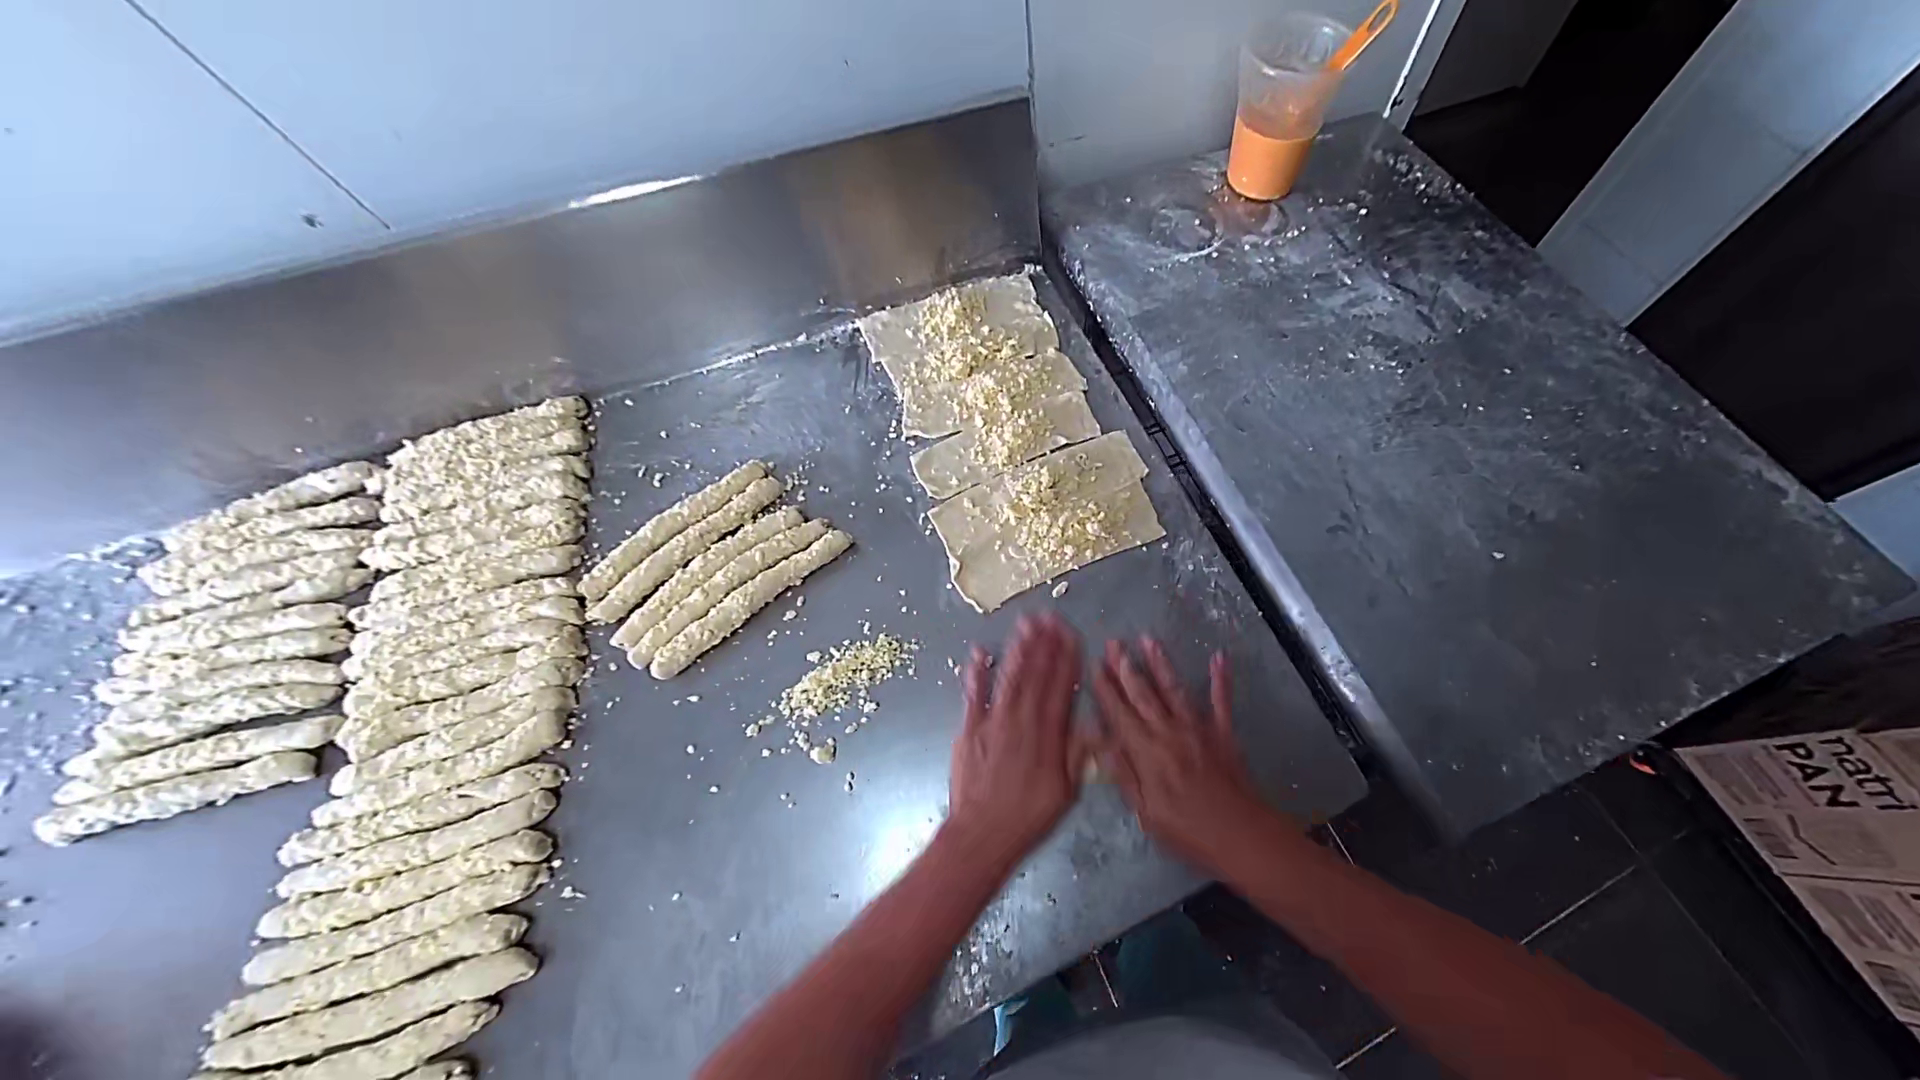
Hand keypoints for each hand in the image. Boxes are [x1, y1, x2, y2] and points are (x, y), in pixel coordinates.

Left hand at [946, 613, 1085, 865]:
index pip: (1061, 690)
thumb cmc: (1027, 817)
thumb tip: (1089, 726)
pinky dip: (976, 672)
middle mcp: (1022, 723)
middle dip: (1044, 645)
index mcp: (1048, 737)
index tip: (1072, 636)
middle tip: (1050, 617)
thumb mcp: (1065, 792)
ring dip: (1018, 649)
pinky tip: (980, 651)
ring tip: (1025, 624)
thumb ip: (1076, 755)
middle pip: (1036, 677)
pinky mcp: (969, 729)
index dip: (1068, 661)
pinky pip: (973, 696)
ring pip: (1009, 679)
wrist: (983, 834)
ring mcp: (993, 723)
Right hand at [1093, 639, 1282, 875]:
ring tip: (1148, 639)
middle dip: (1125, 667)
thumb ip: (1122, 772)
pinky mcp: (1223, 732)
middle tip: (1113, 643)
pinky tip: (1217, 658)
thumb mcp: (1144, 812)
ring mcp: (1197, 728)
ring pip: (1173, 689)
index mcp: (1146, 751)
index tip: (1094, 666)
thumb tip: (1098, 740)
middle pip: (1142, 694)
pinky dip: (1219, 679)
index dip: (1104, 689)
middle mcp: (1168, 732)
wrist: (1241, 836)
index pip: (1118, 713)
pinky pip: (1220, 701)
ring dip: (1159, 663)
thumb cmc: (1188, 831)